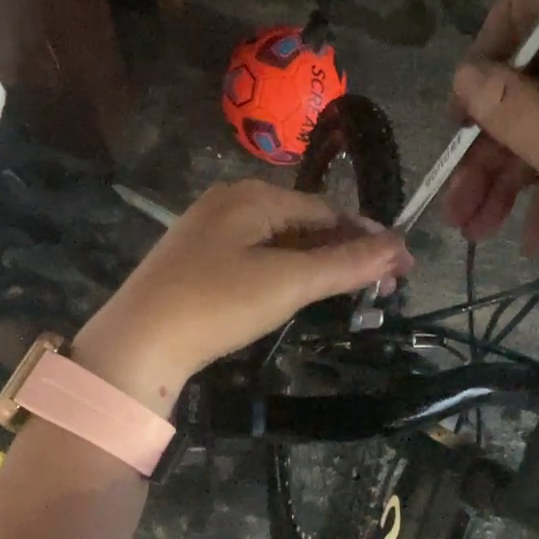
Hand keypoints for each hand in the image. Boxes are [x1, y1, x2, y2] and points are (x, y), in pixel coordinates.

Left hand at [73, 180, 412, 415]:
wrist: (138, 342)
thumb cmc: (216, 304)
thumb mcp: (288, 283)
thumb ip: (345, 265)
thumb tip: (400, 248)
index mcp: (253, 196)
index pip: (328, 210)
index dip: (368, 237)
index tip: (401, 266)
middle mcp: (229, 201)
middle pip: (303, 222)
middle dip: (343, 251)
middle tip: (378, 285)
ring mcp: (206, 231)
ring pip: (277, 242)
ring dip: (315, 264)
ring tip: (345, 292)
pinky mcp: (193, 262)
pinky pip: (253, 258)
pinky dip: (283, 273)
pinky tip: (292, 295)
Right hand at [444, 0, 538, 274]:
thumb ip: (517, 113)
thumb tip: (466, 75)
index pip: (530, 6)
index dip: (485, 56)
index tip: (461, 120)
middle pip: (537, 81)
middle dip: (489, 148)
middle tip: (456, 209)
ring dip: (513, 178)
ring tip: (477, 234)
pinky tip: (532, 238)